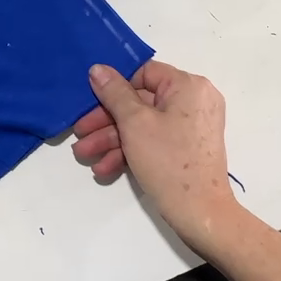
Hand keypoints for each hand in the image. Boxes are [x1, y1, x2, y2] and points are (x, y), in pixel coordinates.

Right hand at [71, 61, 241, 247]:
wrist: (199, 212)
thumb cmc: (168, 161)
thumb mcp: (134, 123)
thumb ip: (114, 93)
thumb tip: (98, 69)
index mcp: (188, 86)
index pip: (144, 73)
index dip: (115, 87)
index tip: (90, 103)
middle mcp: (194, 100)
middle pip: (140, 101)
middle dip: (106, 121)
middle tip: (80, 134)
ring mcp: (191, 126)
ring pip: (143, 124)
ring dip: (112, 139)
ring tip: (86, 155)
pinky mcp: (186, 148)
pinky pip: (154, 140)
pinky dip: (131, 151)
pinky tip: (105, 167)